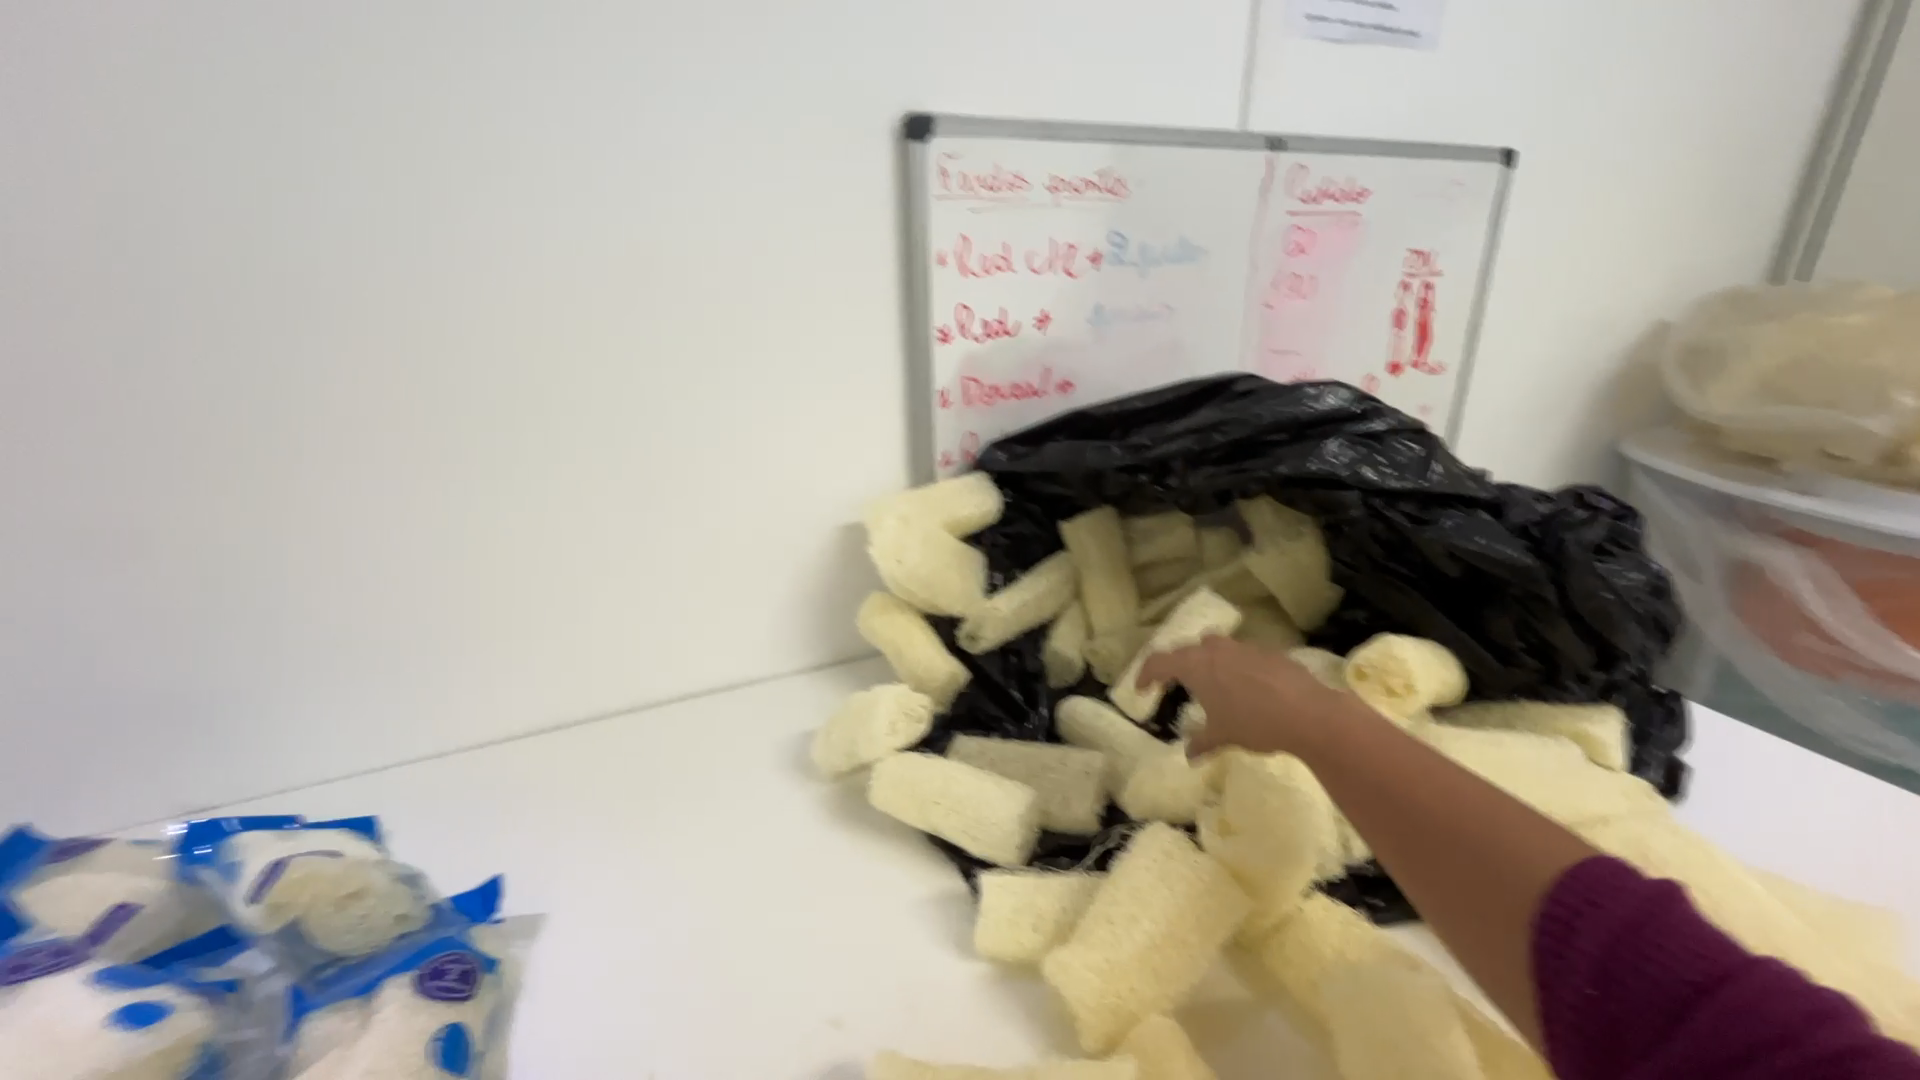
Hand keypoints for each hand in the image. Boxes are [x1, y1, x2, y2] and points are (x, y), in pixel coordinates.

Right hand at [1136, 635, 1369, 758]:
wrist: (1309, 713)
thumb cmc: (1254, 723)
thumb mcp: (1222, 736)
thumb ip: (1202, 742)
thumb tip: (1189, 755)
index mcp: (1196, 665)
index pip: (1159, 661)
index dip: (1146, 674)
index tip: (1142, 690)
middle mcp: (1216, 649)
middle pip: (1187, 650)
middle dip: (1178, 665)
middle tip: (1175, 684)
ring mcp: (1245, 647)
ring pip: (1217, 647)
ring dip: (1209, 662)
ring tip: (1212, 685)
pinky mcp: (1270, 652)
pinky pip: (1243, 656)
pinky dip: (1237, 668)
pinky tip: (1248, 690)